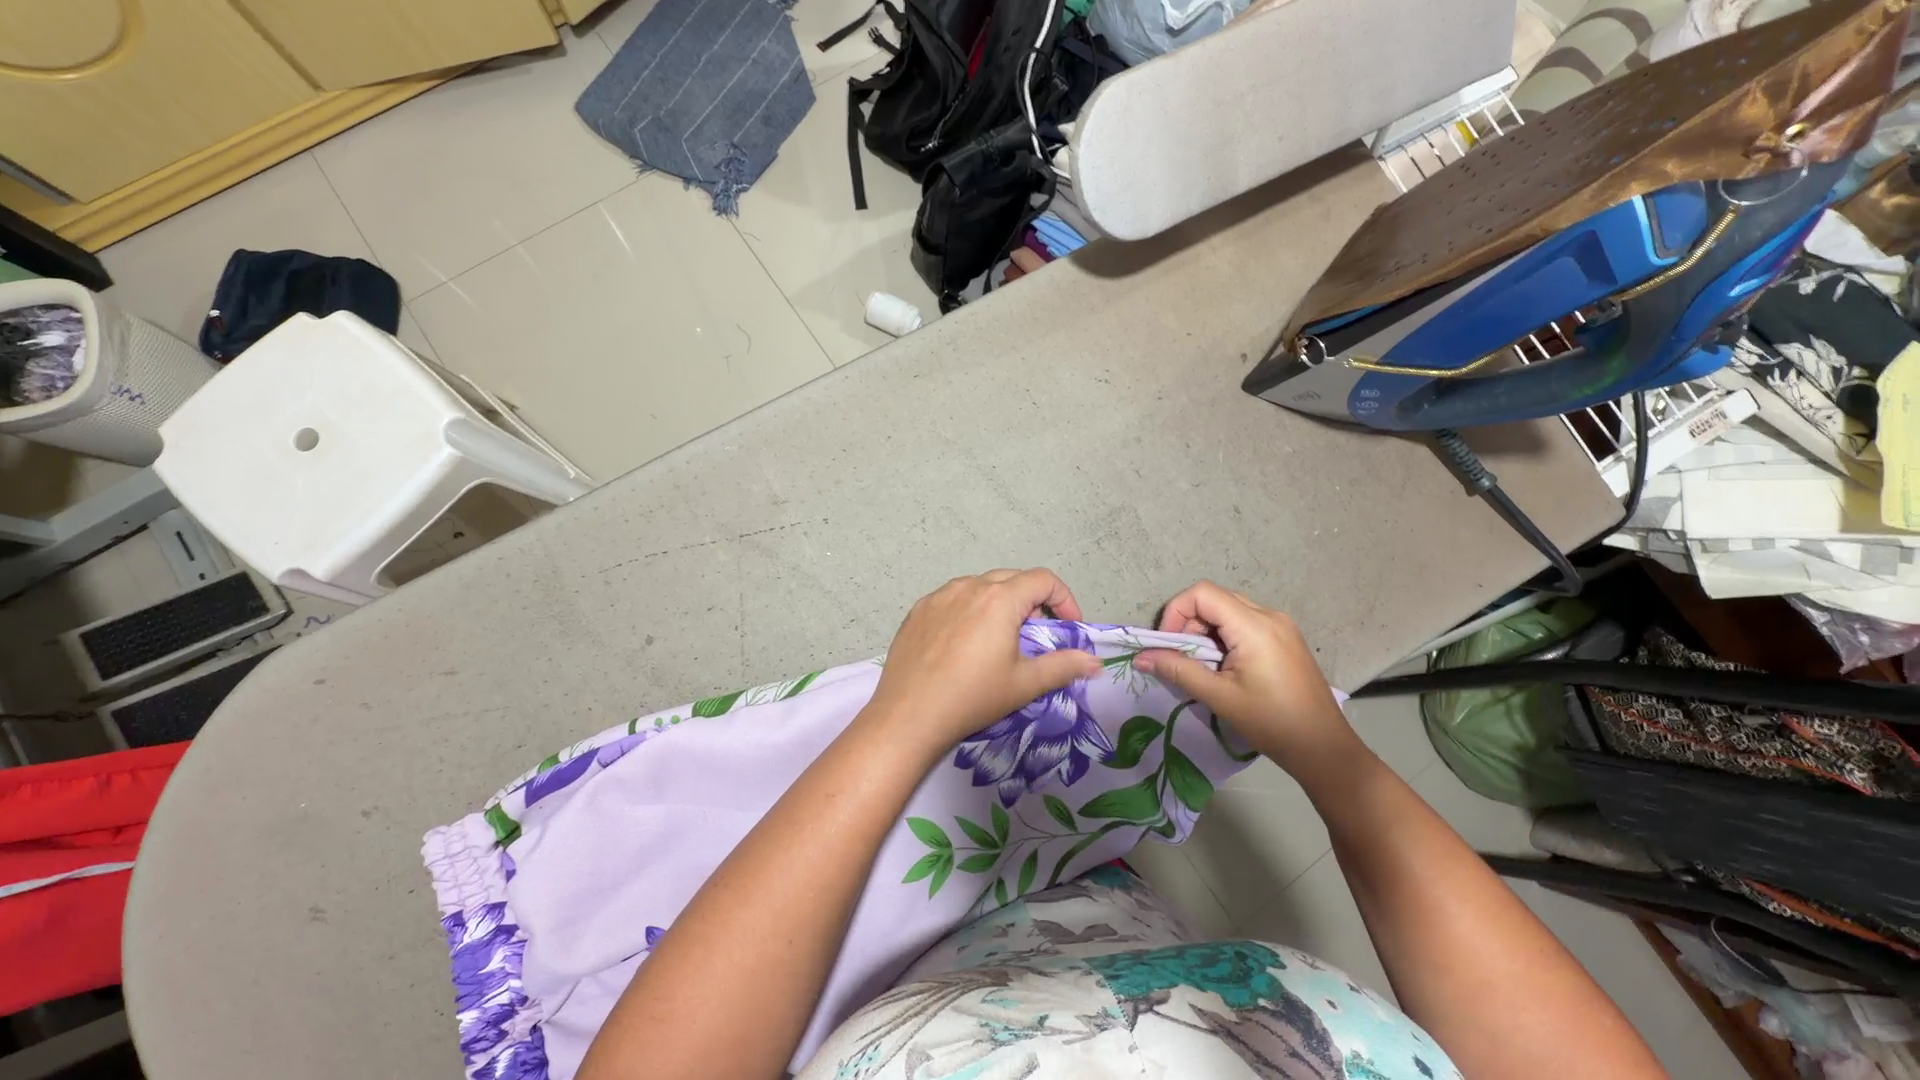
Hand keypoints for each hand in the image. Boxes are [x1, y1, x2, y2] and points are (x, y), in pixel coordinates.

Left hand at [863, 569, 1102, 753]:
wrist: (909, 716)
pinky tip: (964, 645)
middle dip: (1033, 601)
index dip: (1064, 599)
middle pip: (1012, 579)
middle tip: (1036, 636)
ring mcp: (939, 596)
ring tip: (999, 640)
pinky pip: (952, 600)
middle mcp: (968, 587)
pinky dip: (969, 611)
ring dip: (999, 604)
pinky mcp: (918, 611)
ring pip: (980, 587)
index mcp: (999, 599)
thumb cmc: (972, 698)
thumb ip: (1063, 666)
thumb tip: (1094, 662)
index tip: (1068, 626)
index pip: (1043, 580)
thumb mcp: (1024, 684)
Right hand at [1132, 582, 1359, 773]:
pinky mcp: (1286, 638)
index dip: (1176, 612)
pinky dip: (1225, 636)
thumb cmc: (1271, 722)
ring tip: (1203, 666)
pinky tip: (1225, 668)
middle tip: (1182, 658)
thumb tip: (1141, 657)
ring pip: (1229, 610)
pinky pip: (1246, 622)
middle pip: (1215, 598)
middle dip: (1189, 622)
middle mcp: (1270, 616)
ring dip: (1206, 631)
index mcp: (1254, 626)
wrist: (1323, 747)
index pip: (1202, 593)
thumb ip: (1179, 670)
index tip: (1167, 645)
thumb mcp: (1219, 697)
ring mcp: (1281, 625)